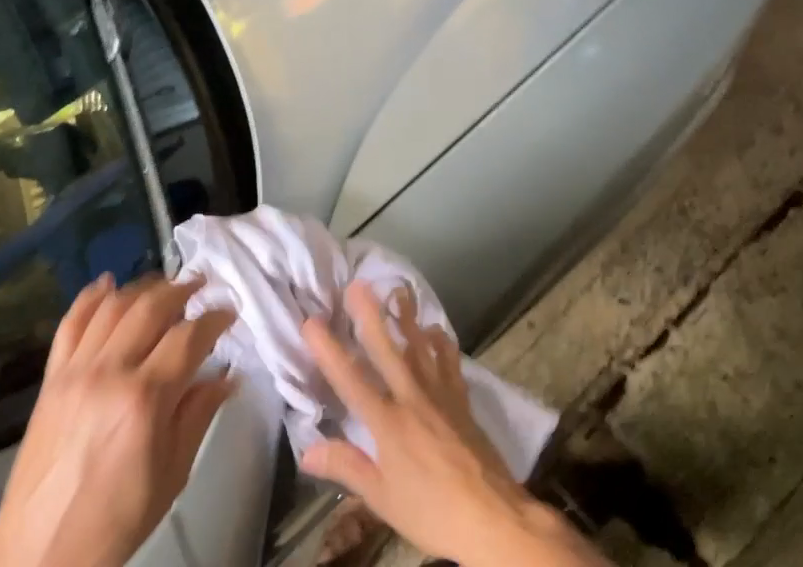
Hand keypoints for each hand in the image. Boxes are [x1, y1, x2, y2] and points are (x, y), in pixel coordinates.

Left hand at [0, 275, 237, 566]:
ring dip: (141, 288)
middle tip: (202, 284)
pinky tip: (107, 284)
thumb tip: (227, 375)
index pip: (187, 338)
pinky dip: (90, 298)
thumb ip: (198, 415)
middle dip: (180, 290)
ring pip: (111, 307)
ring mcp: (75, 369)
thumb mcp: (173, 473)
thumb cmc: (119, 516)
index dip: (213, 319)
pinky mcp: (51, 377)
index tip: (229, 312)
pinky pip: (70, 323)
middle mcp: (109, 371)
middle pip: (149, 309)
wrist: (45, 547)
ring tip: (164, 284)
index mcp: (145, 398)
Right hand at [300, 281, 607, 566]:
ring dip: (408, 319)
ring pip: (421, 350)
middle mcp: (413, 401)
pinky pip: (450, 366)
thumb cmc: (433, 512)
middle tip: (358, 284)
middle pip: (387, 352)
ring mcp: (441, 399)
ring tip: (399, 290)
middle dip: (370, 317)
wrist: (496, 519)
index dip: (329, 350)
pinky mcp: (463, 405)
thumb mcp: (383, 499)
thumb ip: (346, 467)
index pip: (350, 381)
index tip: (311, 321)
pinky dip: (442, 345)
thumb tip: (306, 452)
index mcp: (388, 424)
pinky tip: (436, 331)